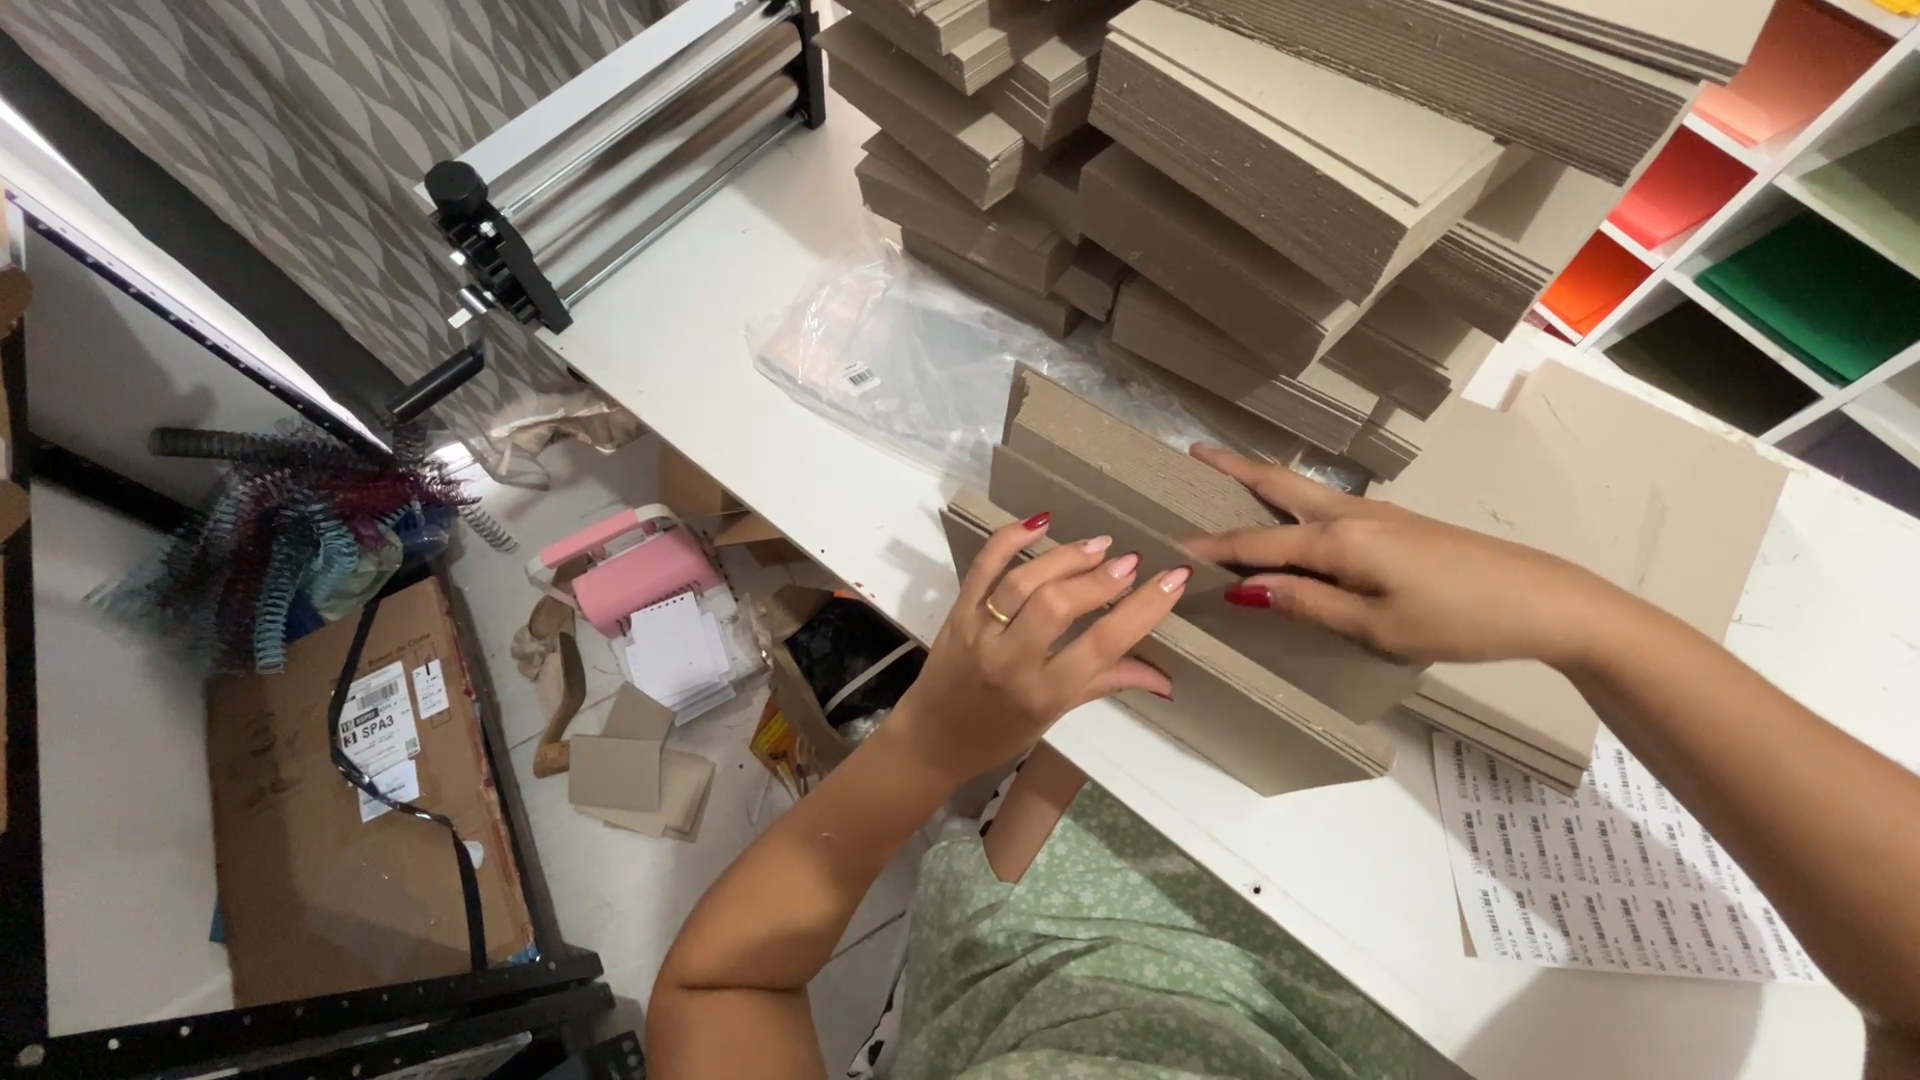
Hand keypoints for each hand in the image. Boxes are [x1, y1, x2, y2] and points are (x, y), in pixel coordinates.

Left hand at [890, 513, 1191, 783]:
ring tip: (1098, 545)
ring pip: (1023, 582)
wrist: (934, 739)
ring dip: (1065, 557)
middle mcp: (1011, 661)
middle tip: (1130, 561)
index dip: (1144, 607)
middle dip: (1102, 579)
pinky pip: (982, 567)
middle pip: (1060, 605)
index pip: (1104, 644)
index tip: (1174, 578)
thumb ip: (1107, 683)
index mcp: (1045, 693)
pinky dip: (1009, 538)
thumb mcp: (1055, 716)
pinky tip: (1040, 521)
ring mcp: (980, 632)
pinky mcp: (958, 612)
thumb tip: (1165, 678)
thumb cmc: (1000, 734)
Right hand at [1182, 445, 1624, 667]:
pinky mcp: (1395, 522)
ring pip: (1302, 489)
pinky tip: (1289, 516)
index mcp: (1339, 541)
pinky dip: (1290, 498)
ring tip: (1227, 476)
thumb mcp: (1375, 626)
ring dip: (1260, 479)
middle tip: (1194, 453)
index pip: (1256, 544)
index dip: (1211, 547)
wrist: (1545, 600)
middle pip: (1278, 484)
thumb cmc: (1457, 619)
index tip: (1169, 544)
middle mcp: (1350, 514)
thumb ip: (1307, 603)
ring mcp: (1376, 513)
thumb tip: (1245, 589)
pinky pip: (1324, 503)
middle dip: (1233, 468)